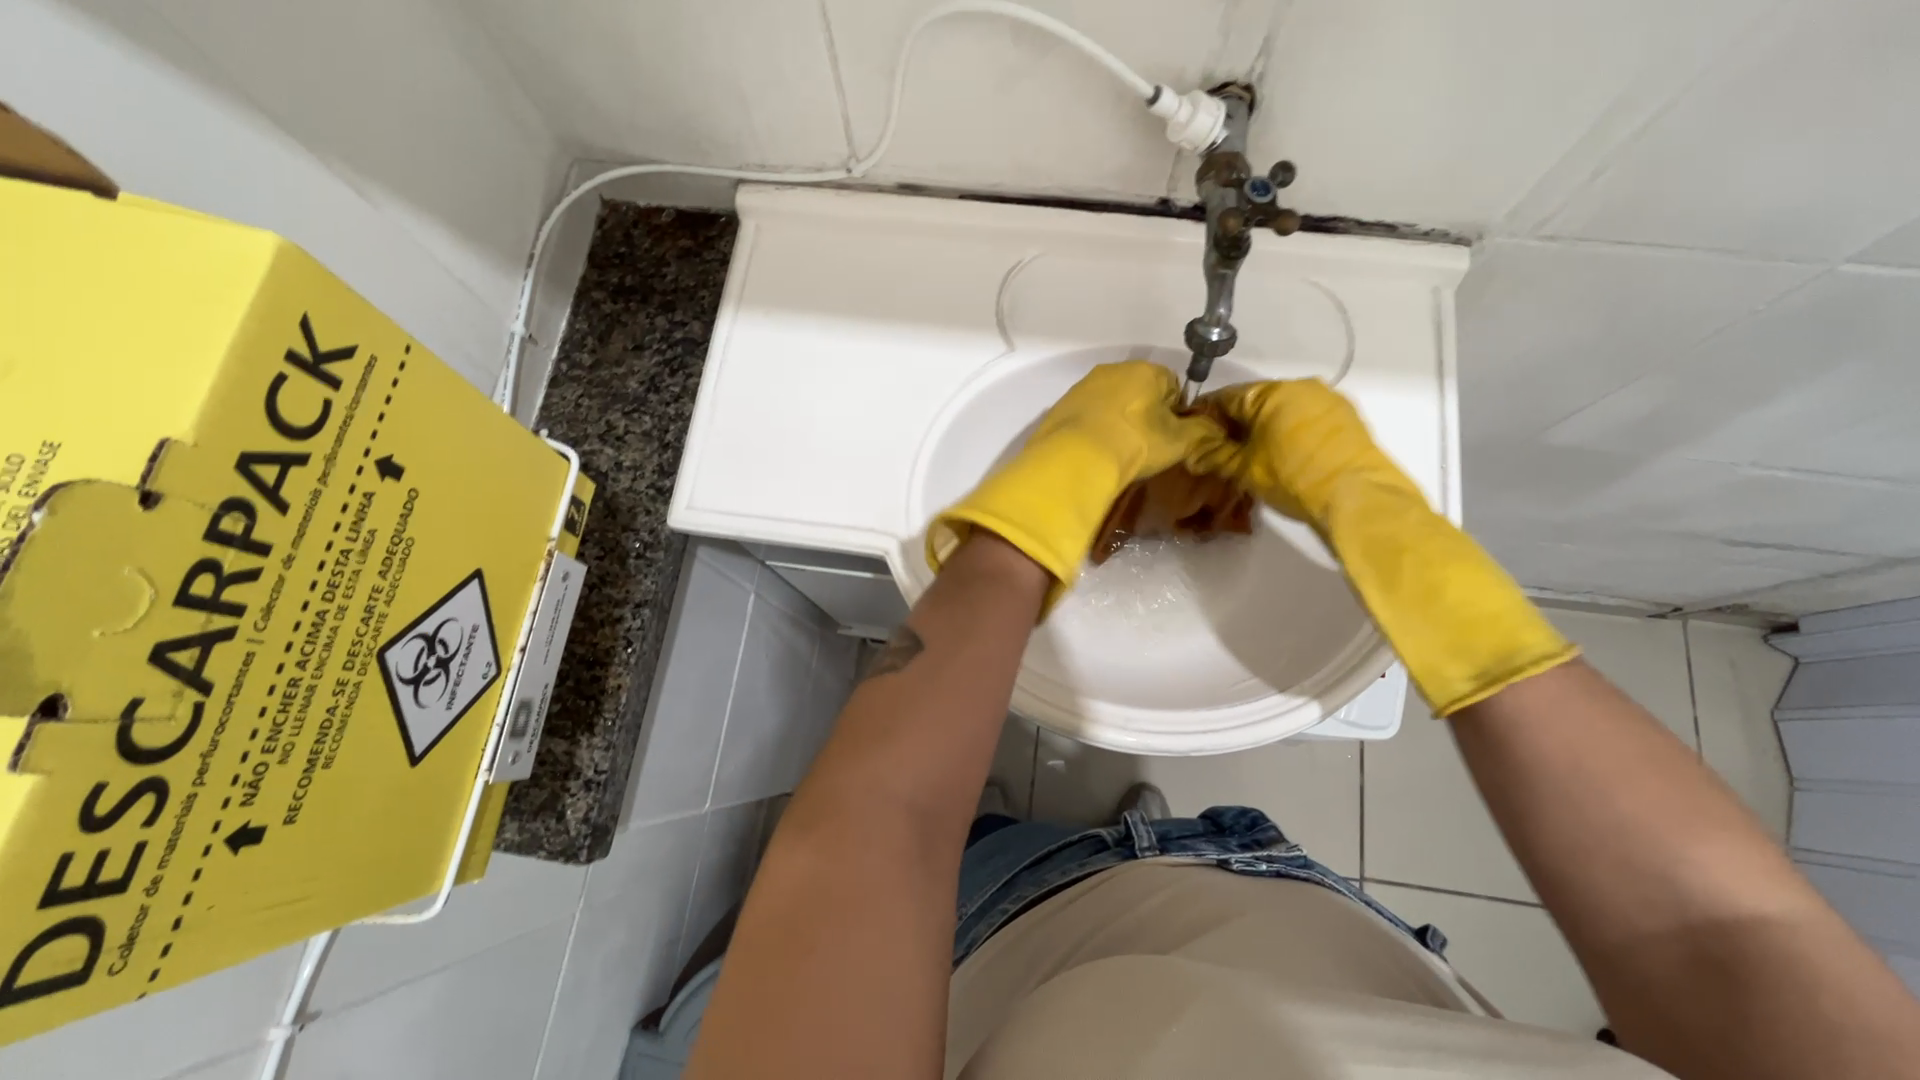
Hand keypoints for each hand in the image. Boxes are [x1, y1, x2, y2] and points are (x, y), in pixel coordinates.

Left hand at [926, 361, 1222, 612]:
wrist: (1077, 458)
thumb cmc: (1137, 443)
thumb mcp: (1180, 441)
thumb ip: (1202, 432)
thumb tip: (1213, 429)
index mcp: (1146, 370)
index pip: (1173, 385)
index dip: (1176, 413)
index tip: (1171, 437)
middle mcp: (1113, 370)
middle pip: (1139, 392)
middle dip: (1145, 415)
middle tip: (1145, 447)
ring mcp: (1082, 387)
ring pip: (1111, 403)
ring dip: (1116, 422)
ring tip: (1118, 453)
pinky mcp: (1060, 407)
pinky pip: (1086, 417)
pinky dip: (1092, 431)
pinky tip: (1094, 453)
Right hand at [1189, 377, 1410, 524]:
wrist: (1356, 496)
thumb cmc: (1293, 476)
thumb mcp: (1245, 469)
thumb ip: (1214, 457)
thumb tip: (1191, 454)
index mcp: (1273, 391)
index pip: (1227, 397)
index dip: (1206, 416)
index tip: (1194, 436)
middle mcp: (1302, 387)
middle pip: (1257, 402)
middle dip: (1237, 425)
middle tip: (1221, 452)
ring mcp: (1329, 402)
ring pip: (1284, 411)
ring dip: (1265, 430)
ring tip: (1252, 458)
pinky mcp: (1347, 420)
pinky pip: (1306, 422)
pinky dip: (1289, 435)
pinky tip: (1283, 458)